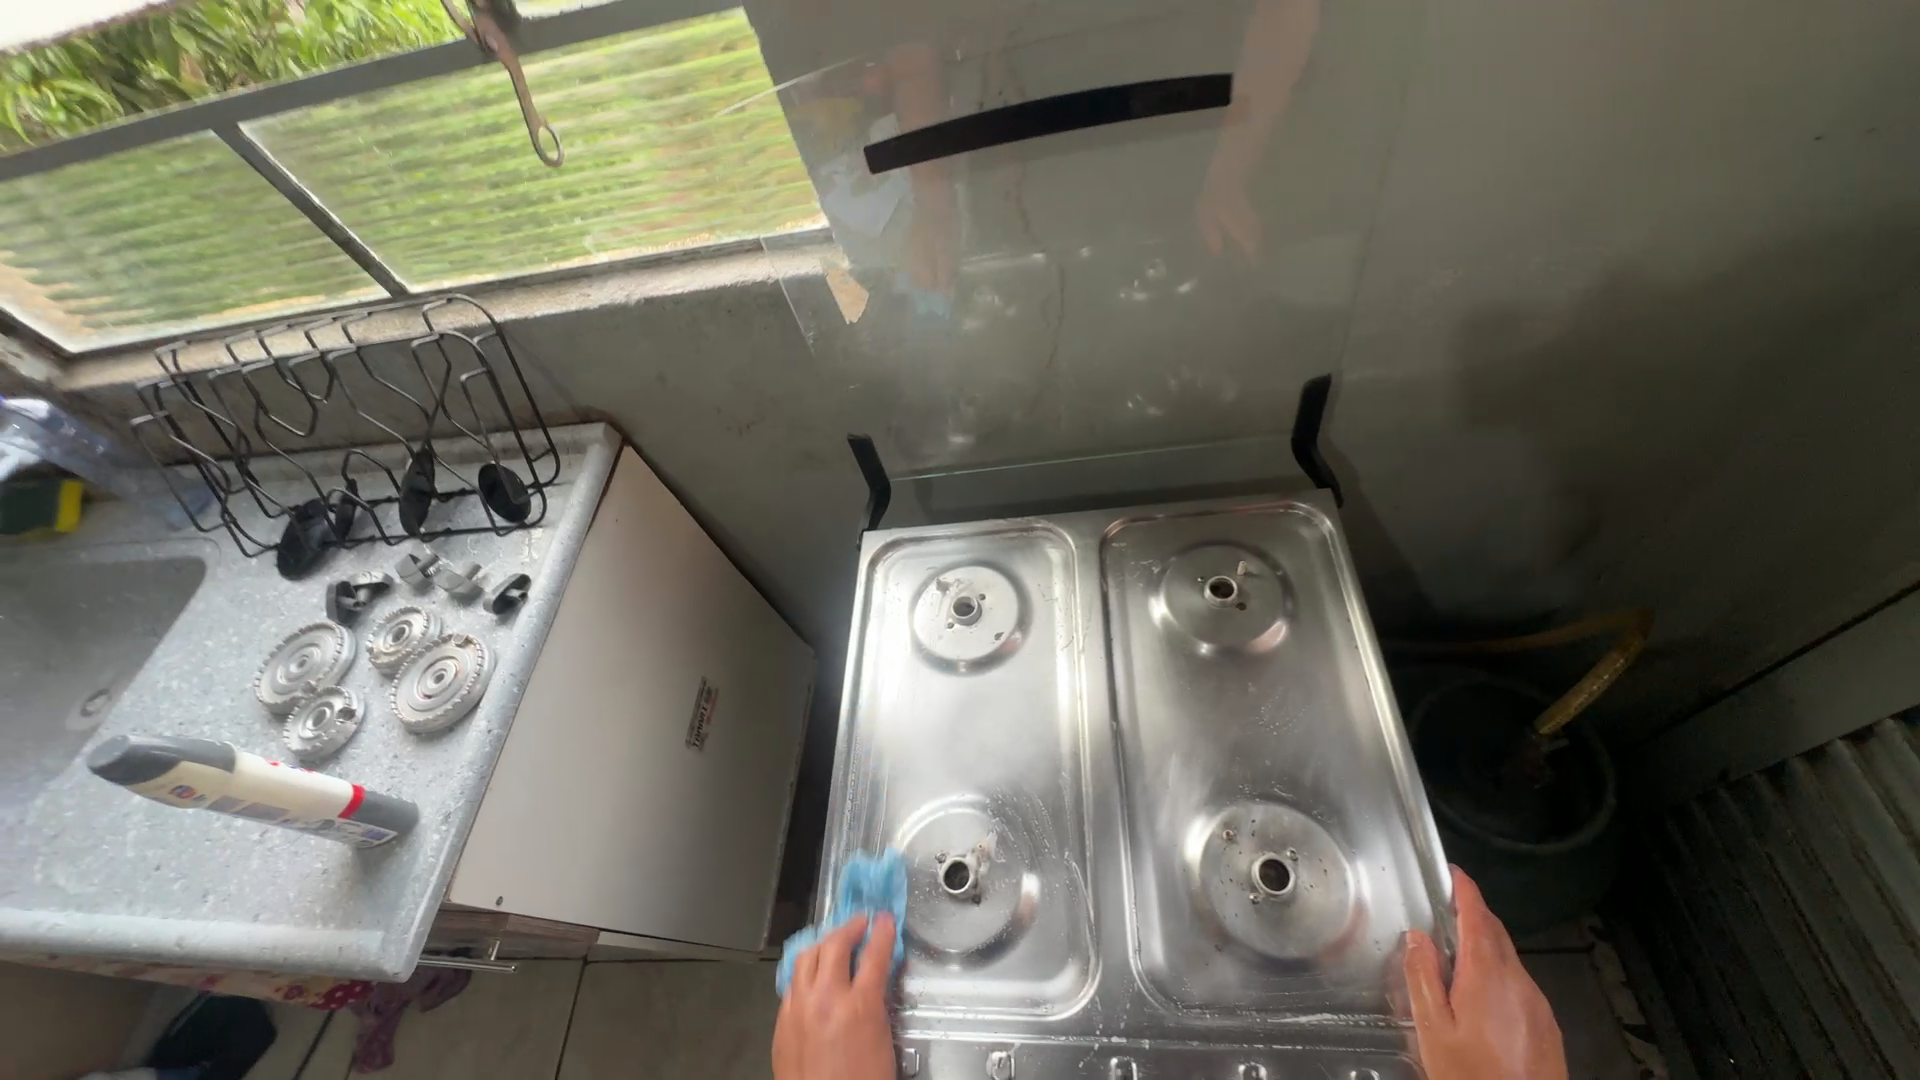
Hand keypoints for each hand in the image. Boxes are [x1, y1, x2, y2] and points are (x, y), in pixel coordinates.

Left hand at [772, 914, 898, 1079]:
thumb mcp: (882, 1038)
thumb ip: (877, 1001)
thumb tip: (876, 975)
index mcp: (859, 1005)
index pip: (874, 953)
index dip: (881, 931)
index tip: (884, 919)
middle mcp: (826, 999)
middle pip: (835, 944)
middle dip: (850, 928)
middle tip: (860, 923)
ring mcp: (799, 1009)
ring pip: (806, 957)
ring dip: (823, 944)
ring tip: (834, 942)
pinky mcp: (782, 1023)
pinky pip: (792, 984)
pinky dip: (805, 972)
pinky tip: (813, 976)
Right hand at [1404, 867, 1566, 1079]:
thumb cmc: (1470, 1075)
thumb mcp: (1432, 1028)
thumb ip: (1423, 977)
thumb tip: (1418, 937)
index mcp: (1489, 976)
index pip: (1479, 918)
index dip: (1466, 890)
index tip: (1452, 871)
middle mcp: (1520, 983)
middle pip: (1496, 934)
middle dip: (1472, 915)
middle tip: (1442, 909)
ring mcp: (1539, 1006)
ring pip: (1509, 959)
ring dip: (1483, 945)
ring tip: (1451, 955)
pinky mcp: (1547, 1027)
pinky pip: (1518, 984)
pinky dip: (1496, 972)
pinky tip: (1477, 994)